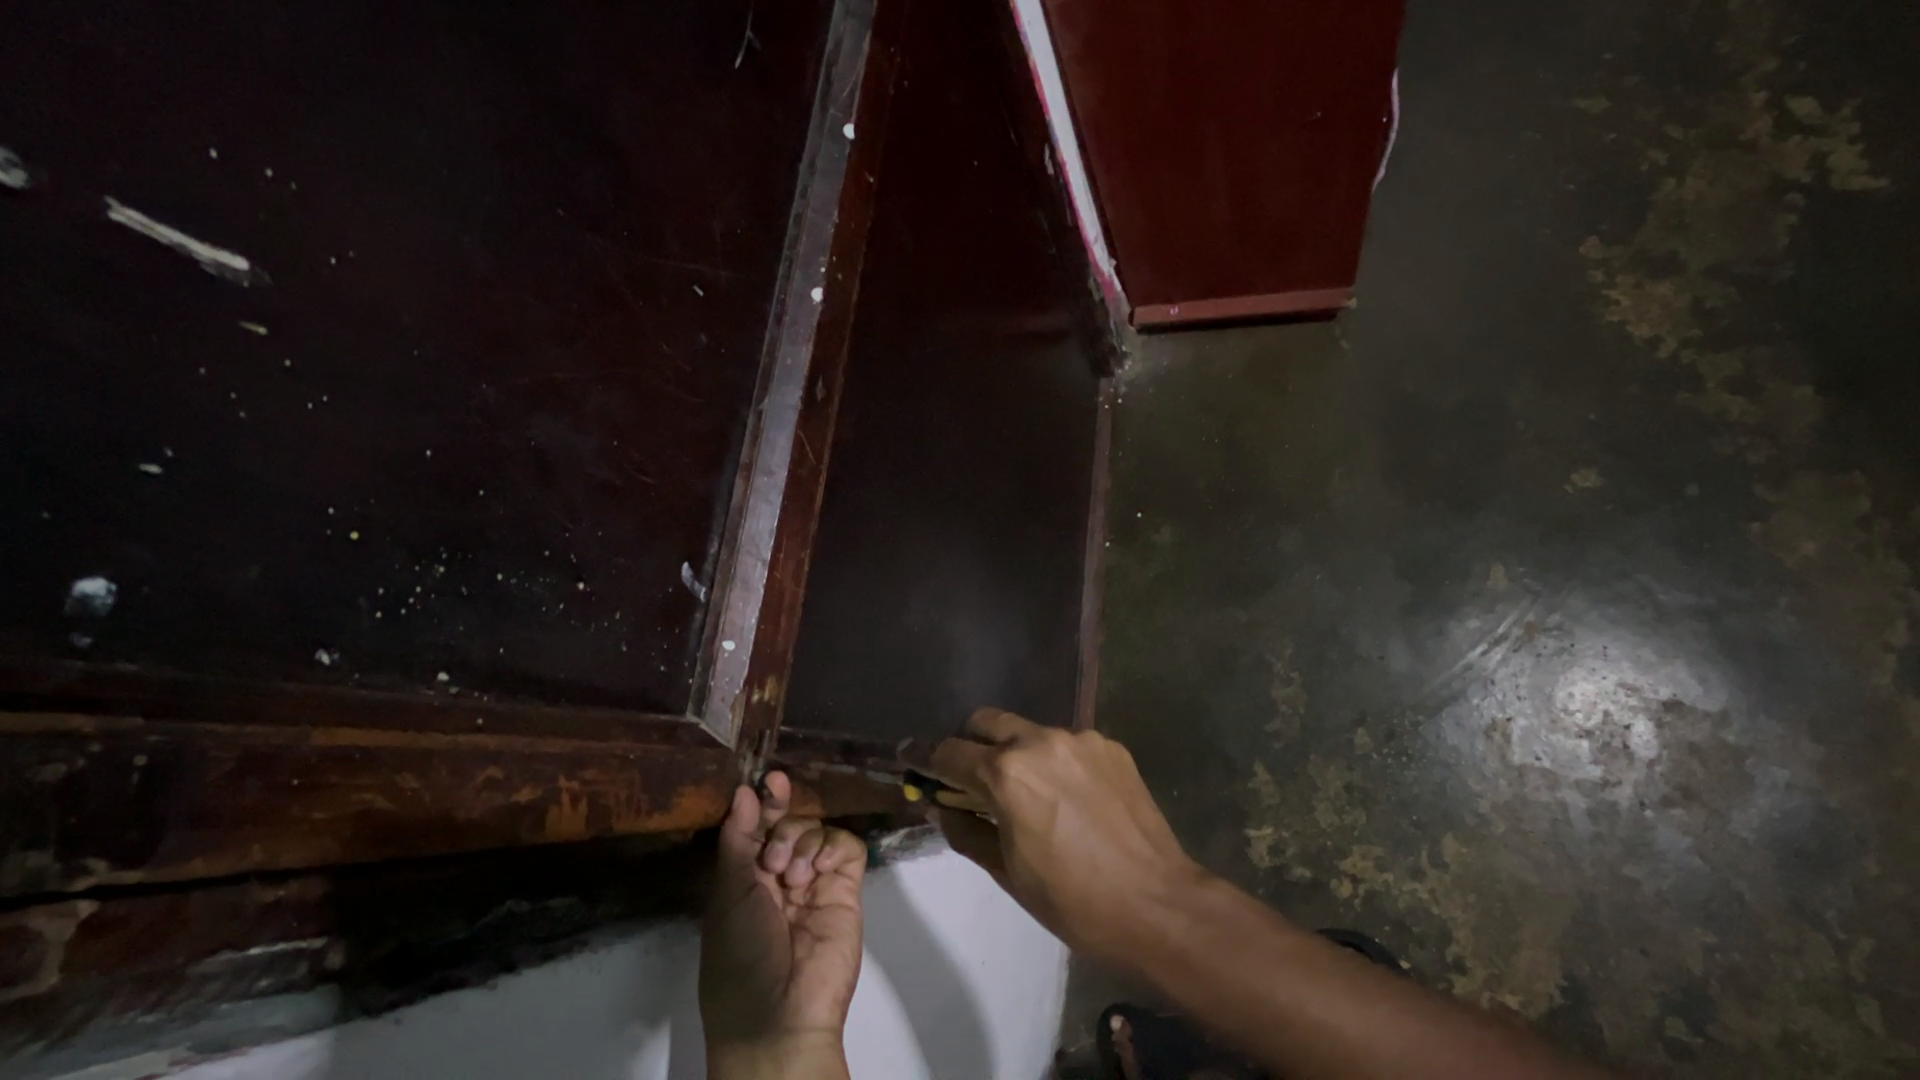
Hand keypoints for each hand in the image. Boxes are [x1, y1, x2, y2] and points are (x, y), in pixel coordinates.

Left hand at [700, 772, 866, 1079]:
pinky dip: (831, 846)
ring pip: (818, 829)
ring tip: (790, 878)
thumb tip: (746, 791)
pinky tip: (816, 869)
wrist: (779, 1012)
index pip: (761, 827)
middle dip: (784, 819)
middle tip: (774, 839)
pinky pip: (846, 847)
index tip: (771, 780)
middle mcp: (783, 876)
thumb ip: (740, 839)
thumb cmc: (740, 954)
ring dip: (800, 841)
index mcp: (748, 879)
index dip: (767, 802)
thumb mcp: (728, 894)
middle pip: (791, 822)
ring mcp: (817, 882)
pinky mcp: (847, 890)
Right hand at [920, 708, 1207, 960]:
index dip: (922, 755)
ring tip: (1023, 792)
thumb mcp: (1007, 872)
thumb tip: (937, 806)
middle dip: (967, 741)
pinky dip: (1052, 761)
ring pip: (1029, 731)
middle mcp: (1040, 742)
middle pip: (986, 721)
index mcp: (1007, 774)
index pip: (949, 752)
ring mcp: (1080, 740)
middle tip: (964, 774)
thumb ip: (965, 830)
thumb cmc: (1073, 901)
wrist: (1157, 904)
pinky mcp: (1111, 747)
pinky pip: (1066, 744)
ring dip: (1013, 752)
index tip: (907, 755)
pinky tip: (1065, 797)